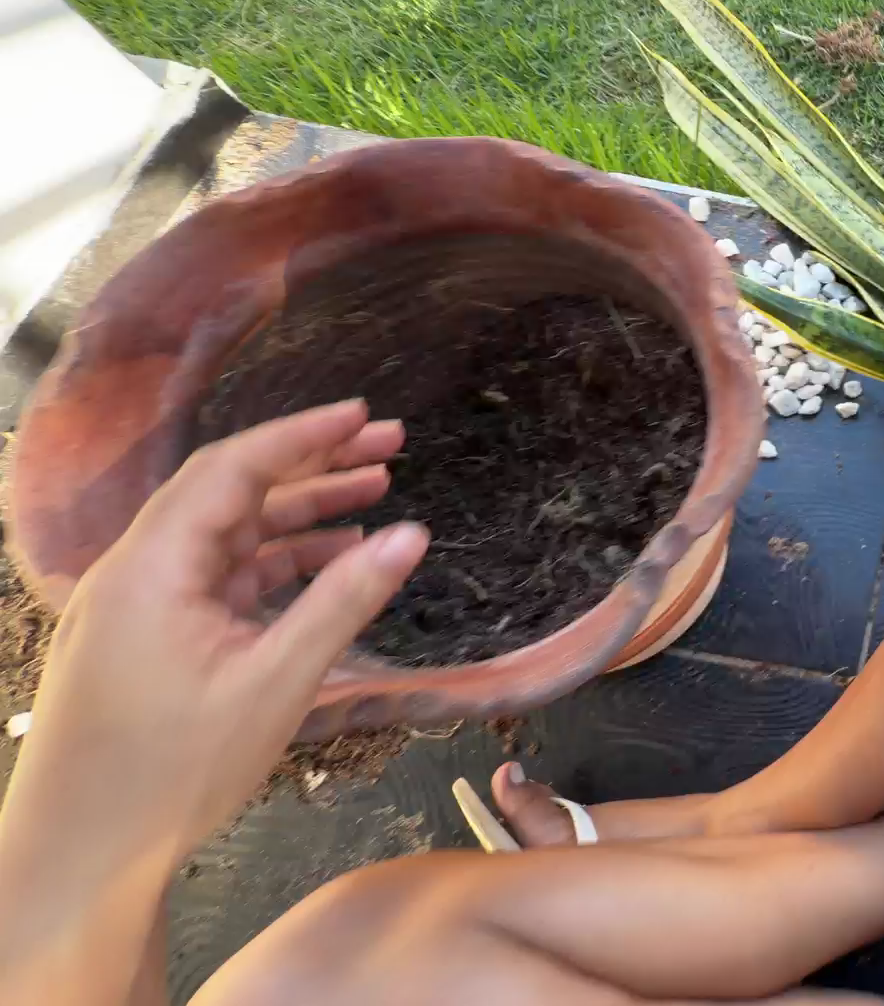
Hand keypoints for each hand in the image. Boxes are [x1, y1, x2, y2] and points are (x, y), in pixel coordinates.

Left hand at [4, 400, 428, 863]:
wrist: (80, 857)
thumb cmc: (175, 768)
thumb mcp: (278, 679)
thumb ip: (346, 598)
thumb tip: (414, 533)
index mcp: (152, 573)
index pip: (230, 473)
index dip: (301, 437)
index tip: (364, 416)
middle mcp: (142, 575)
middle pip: (235, 492)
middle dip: (314, 461)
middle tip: (391, 441)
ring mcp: (149, 604)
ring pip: (238, 531)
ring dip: (308, 507)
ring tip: (380, 486)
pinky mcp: (163, 633)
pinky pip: (235, 572)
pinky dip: (291, 555)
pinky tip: (341, 553)